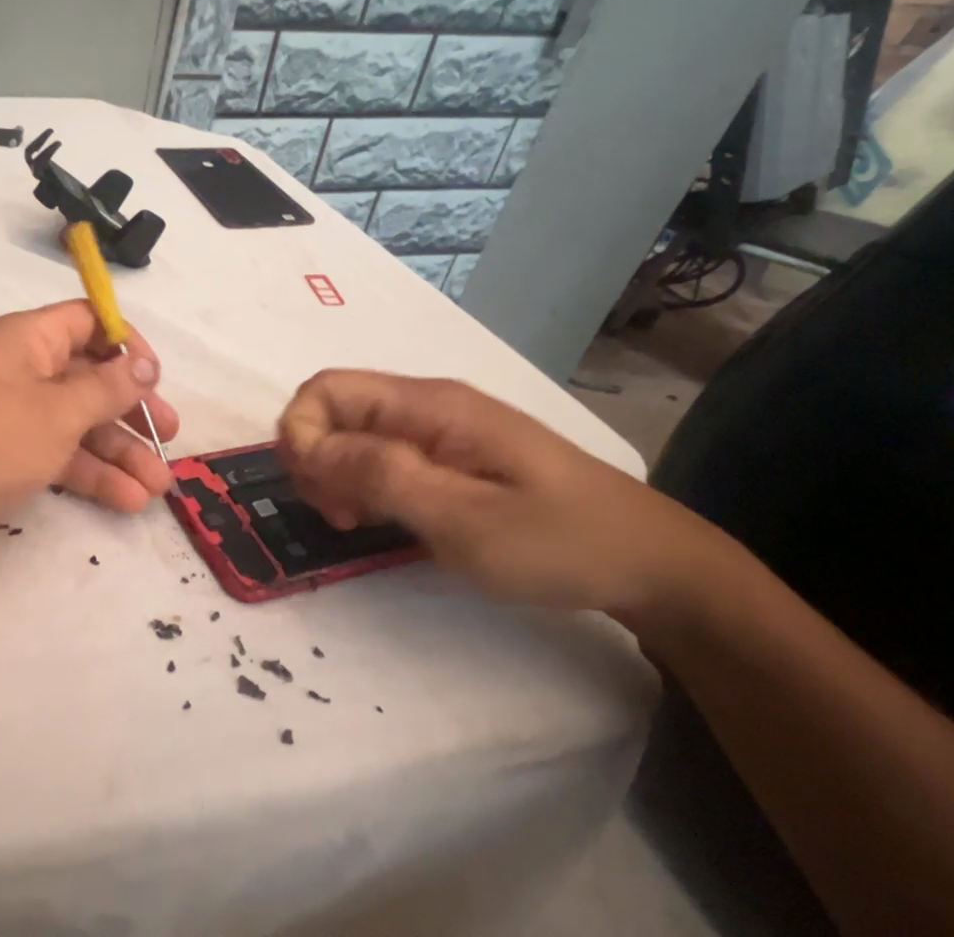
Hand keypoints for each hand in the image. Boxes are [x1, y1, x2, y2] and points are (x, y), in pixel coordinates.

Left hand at [0, 301, 178, 553]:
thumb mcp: (58, 412)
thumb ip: (107, 388)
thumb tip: (144, 362)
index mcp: (28, 339)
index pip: (88, 322)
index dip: (126, 345)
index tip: (156, 380)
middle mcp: (18, 368)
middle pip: (87, 378)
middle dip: (131, 411)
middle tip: (170, 439)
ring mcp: (6, 414)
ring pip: (74, 424)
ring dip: (117, 453)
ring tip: (157, 489)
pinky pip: (52, 454)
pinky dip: (86, 474)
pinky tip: (123, 501)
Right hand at [276, 370, 746, 616]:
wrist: (652, 564)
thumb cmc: (559, 541)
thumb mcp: (464, 519)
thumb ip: (382, 476)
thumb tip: (309, 448)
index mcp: (429, 406)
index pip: (325, 389)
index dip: (301, 436)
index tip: (321, 495)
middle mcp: (427, 407)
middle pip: (332, 411)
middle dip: (314, 460)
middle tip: (342, 517)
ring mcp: (440, 433)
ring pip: (351, 437)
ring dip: (335, 478)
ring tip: (362, 525)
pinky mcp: (450, 459)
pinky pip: (381, 458)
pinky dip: (363, 487)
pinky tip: (385, 522)